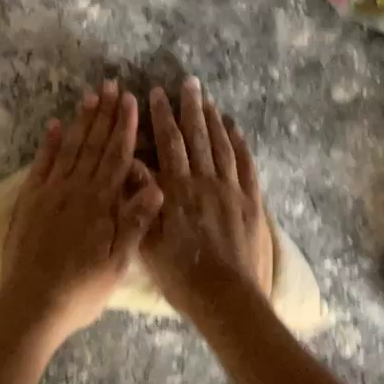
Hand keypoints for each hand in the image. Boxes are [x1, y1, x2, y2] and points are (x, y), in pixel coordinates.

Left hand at [0, 81, 164, 341]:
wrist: (32, 304)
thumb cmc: (81, 290)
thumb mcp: (117, 264)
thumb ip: (134, 223)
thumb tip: (158, 189)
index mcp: (101, 203)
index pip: (118, 156)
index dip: (126, 127)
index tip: (131, 101)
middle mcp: (77, 189)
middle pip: (95, 144)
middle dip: (105, 113)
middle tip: (112, 84)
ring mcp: (51, 191)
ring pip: (71, 147)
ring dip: (82, 120)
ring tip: (91, 95)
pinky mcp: (30, 199)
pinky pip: (42, 163)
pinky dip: (50, 142)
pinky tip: (56, 124)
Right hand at [140, 79, 274, 319]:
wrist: (228, 301)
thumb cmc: (182, 276)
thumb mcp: (149, 241)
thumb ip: (140, 199)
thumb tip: (130, 163)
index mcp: (178, 189)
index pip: (169, 143)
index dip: (162, 116)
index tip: (157, 93)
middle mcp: (205, 182)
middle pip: (198, 136)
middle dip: (191, 107)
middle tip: (189, 82)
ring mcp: (232, 191)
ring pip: (222, 145)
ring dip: (214, 119)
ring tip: (208, 99)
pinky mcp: (252, 204)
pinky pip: (246, 166)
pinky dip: (240, 144)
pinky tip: (236, 130)